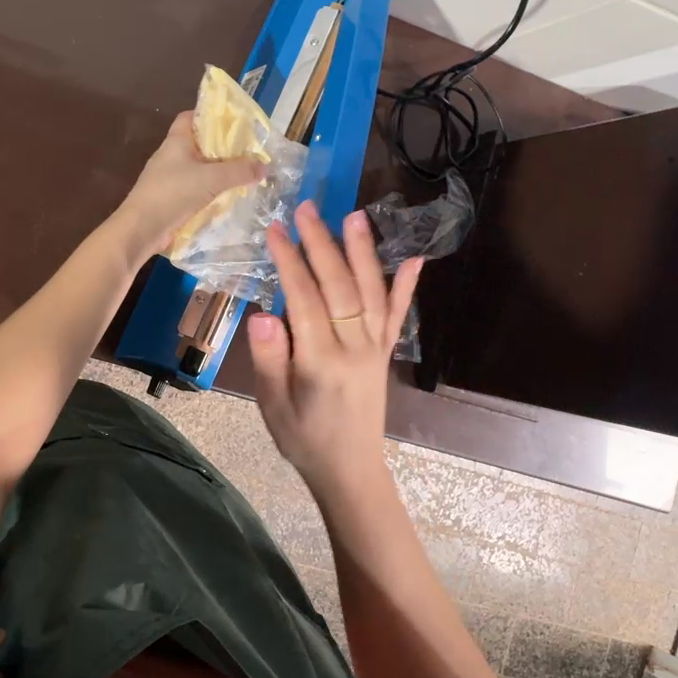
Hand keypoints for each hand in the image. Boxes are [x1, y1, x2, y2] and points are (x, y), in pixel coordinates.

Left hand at [112, 111, 264, 257]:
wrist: (141, 229)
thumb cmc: (173, 193)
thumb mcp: (212, 178)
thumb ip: (240, 171)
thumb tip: (264, 166)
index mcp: (176, 141)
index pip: (190, 117)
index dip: (210, 115)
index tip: (234, 122)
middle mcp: (171, 156)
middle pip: (199, 144)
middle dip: (222, 147)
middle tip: (248, 152)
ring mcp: (169, 179)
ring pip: (198, 169)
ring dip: (218, 172)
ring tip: (244, 175)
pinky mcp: (170, 199)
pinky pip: (195, 189)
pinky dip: (210, 192)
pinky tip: (227, 198)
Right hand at [248, 201, 422, 486]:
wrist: (349, 470)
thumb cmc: (302, 438)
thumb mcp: (273, 405)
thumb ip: (270, 359)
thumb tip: (263, 313)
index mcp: (321, 362)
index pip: (304, 299)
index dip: (290, 261)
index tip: (276, 228)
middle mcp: (354, 348)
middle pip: (339, 286)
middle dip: (321, 243)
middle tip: (306, 208)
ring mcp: (375, 348)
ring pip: (371, 292)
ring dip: (363, 252)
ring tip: (355, 216)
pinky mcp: (385, 352)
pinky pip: (398, 315)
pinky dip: (406, 285)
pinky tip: (414, 258)